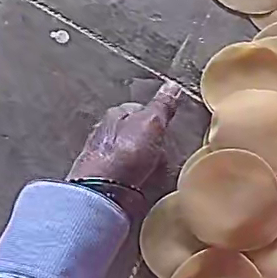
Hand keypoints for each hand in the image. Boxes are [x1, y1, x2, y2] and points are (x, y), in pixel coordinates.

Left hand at [69, 81, 183, 211]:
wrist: (104, 193)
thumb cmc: (127, 152)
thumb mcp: (151, 123)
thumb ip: (162, 106)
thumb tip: (172, 85)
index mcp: (115, 115)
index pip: (139, 110)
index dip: (156, 118)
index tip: (169, 128)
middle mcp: (106, 134)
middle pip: (135, 134)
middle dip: (151, 141)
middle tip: (168, 151)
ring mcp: (104, 159)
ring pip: (132, 155)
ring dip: (145, 162)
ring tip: (161, 170)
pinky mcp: (106, 181)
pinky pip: (129, 175)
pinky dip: (138, 177)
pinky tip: (147, 182)